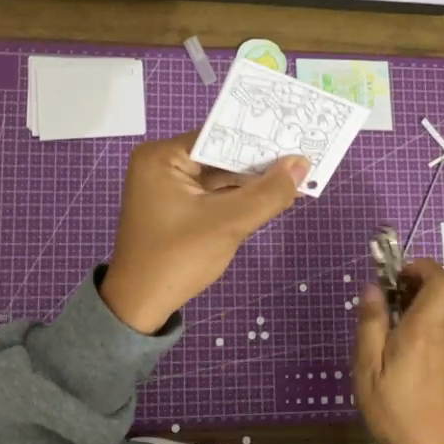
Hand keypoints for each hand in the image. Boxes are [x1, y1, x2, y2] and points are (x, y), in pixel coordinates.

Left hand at [100, 132, 307, 333]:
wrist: (138, 307)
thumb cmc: (177, 258)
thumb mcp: (228, 223)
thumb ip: (268, 192)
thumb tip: (302, 163)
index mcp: (162, 156)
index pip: (219, 137)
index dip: (259, 140)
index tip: (297, 139)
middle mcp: (160, 163)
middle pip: (220, 155)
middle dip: (259, 163)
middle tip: (304, 159)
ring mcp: (166, 186)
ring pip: (219, 176)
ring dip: (253, 183)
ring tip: (297, 178)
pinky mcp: (174, 207)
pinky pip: (212, 193)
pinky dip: (238, 198)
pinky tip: (272, 198)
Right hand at [354, 259, 443, 443]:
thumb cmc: (392, 409)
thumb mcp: (367, 367)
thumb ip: (371, 323)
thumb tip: (373, 287)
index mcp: (424, 330)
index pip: (441, 280)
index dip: (422, 267)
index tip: (396, 274)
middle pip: (441, 295)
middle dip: (415, 286)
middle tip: (386, 299)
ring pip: (441, 315)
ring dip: (419, 308)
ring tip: (390, 328)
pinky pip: (443, 335)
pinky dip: (425, 329)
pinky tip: (404, 352)